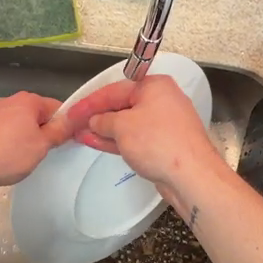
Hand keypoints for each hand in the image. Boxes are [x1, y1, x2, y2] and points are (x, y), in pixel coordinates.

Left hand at [0, 91, 72, 187]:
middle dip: (45, 132)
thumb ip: (60, 129)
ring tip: (26, 158)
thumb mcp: (41, 144)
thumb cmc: (8, 154)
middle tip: (47, 153)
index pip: (58, 107)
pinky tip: (9, 158)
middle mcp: (10, 101)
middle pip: (38, 115)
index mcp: (28, 100)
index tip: (68, 141)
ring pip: (22, 125)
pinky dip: (11, 143)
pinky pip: (6, 133)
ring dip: (27, 139)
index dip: (66, 124)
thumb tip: (76, 116)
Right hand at [63, 75, 222, 189]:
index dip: (89, 102)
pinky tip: (97, 142)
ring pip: (127, 123)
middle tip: (74, 123)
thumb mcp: (122, 126)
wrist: (191, 175)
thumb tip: (95, 121)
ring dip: (103, 130)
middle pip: (121, 105)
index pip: (113, 90)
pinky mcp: (163, 143)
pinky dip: (116, 140)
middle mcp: (161, 100)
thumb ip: (103, 120)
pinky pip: (135, 138)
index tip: (72, 112)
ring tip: (80, 134)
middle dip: (96, 116)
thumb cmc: (159, 143)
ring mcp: (163, 124)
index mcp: (154, 86)